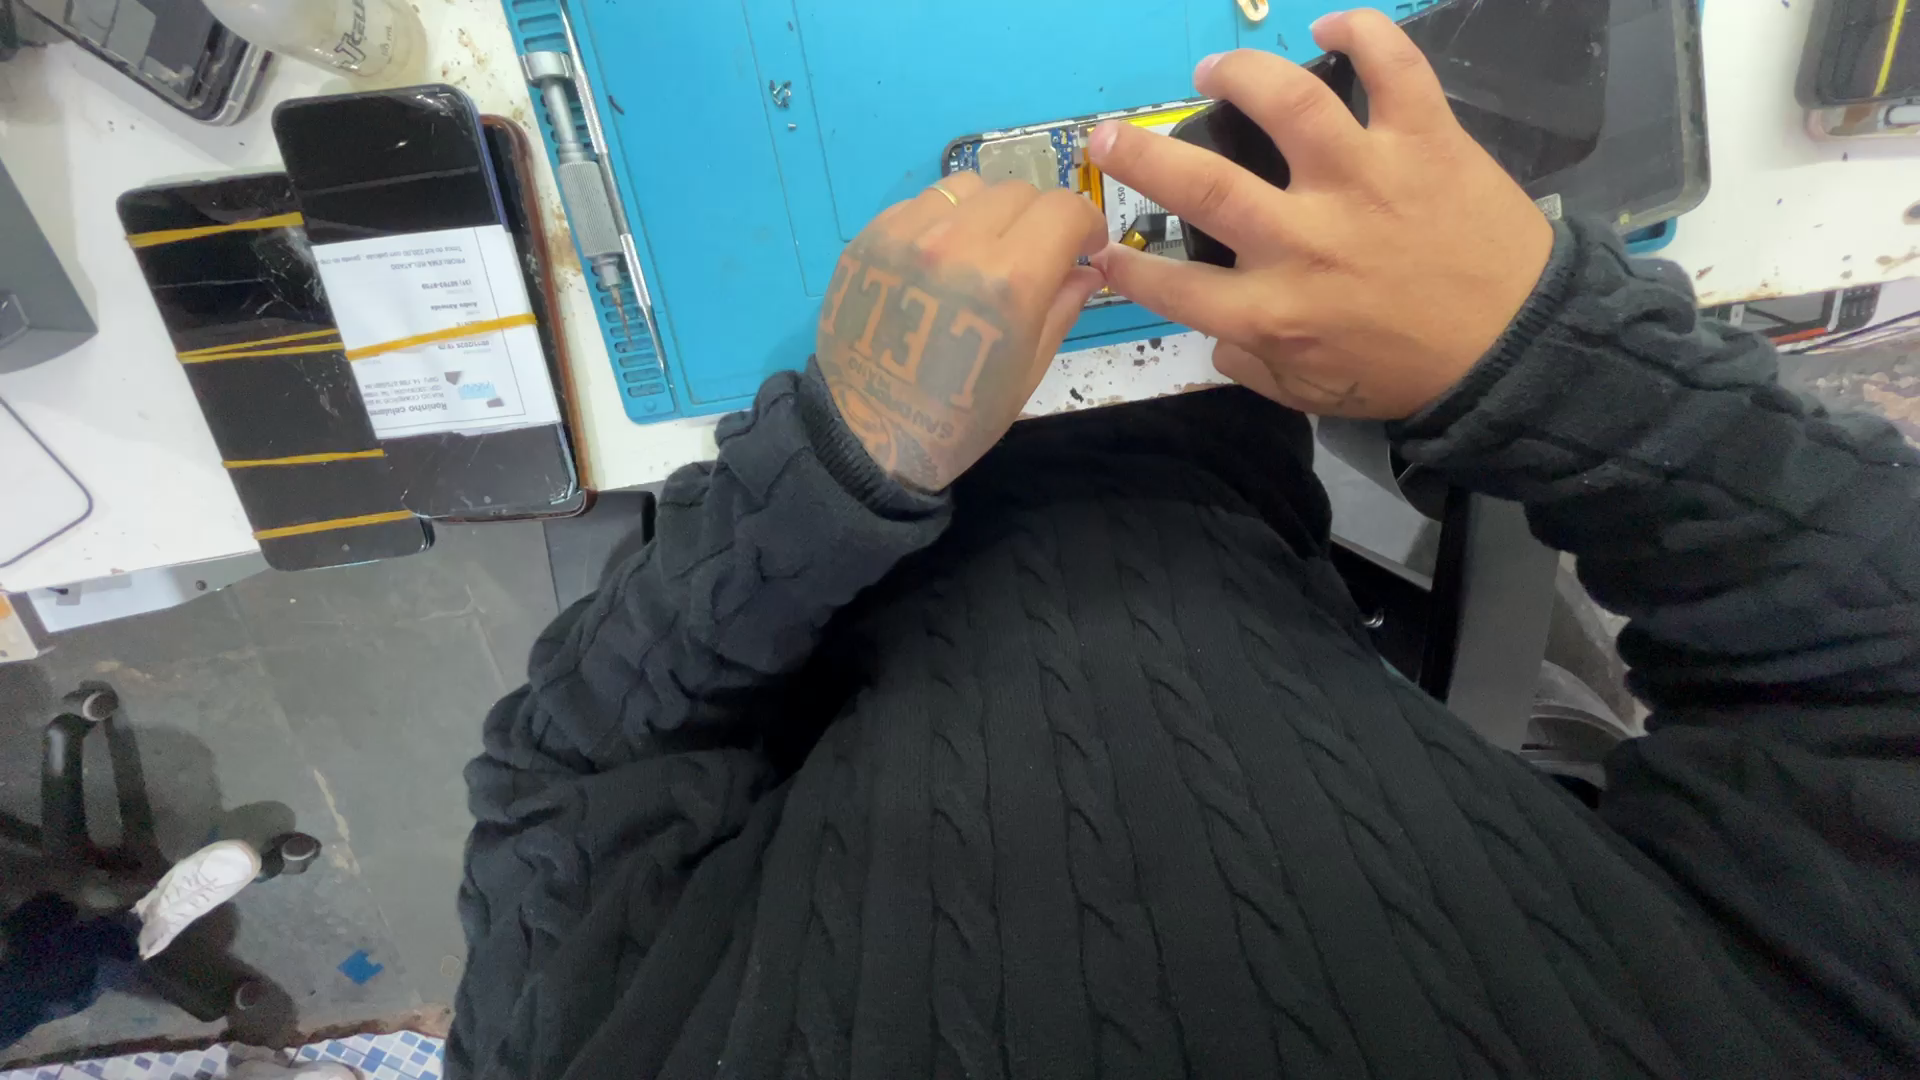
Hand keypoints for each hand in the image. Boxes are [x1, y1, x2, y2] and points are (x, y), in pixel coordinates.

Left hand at [817, 173, 1107, 490]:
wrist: (867, 437)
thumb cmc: (957, 421)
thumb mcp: (1025, 375)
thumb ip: (1061, 311)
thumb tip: (1086, 270)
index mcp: (1008, 283)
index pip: (1063, 210)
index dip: (1086, 223)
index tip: (1086, 245)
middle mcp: (957, 243)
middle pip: (1018, 192)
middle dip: (1041, 220)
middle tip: (1035, 257)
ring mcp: (906, 235)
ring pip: (968, 187)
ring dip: (990, 211)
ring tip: (984, 252)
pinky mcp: (869, 239)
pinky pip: (921, 204)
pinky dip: (944, 221)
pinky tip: (940, 261)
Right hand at [1086, 9, 1554, 418]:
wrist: (1511, 350)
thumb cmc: (1398, 374)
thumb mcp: (1305, 393)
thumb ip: (1248, 364)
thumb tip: (1218, 330)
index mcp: (1270, 312)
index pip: (1174, 288)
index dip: (1128, 271)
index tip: (1102, 253)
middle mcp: (1304, 241)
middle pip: (1205, 188)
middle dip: (1143, 159)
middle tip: (1109, 137)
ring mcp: (1364, 181)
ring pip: (1290, 105)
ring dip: (1241, 77)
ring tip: (1213, 71)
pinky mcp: (1426, 141)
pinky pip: (1394, 67)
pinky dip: (1363, 33)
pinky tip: (1331, 27)